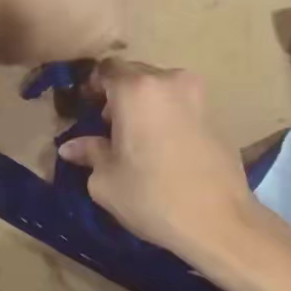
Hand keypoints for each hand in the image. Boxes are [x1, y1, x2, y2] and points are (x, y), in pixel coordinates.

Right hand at [56, 59, 262, 256]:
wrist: (219, 220)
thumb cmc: (152, 198)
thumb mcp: (107, 181)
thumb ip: (90, 153)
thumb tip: (71, 147)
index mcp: (136, 89)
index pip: (107, 69)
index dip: (94, 86)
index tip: (88, 109)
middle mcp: (169, 81)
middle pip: (136, 75)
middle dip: (120, 95)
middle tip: (111, 128)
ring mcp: (198, 94)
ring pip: (161, 88)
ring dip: (146, 105)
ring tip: (140, 139)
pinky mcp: (216, 113)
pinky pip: (182, 104)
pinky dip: (168, 115)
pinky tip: (165, 147)